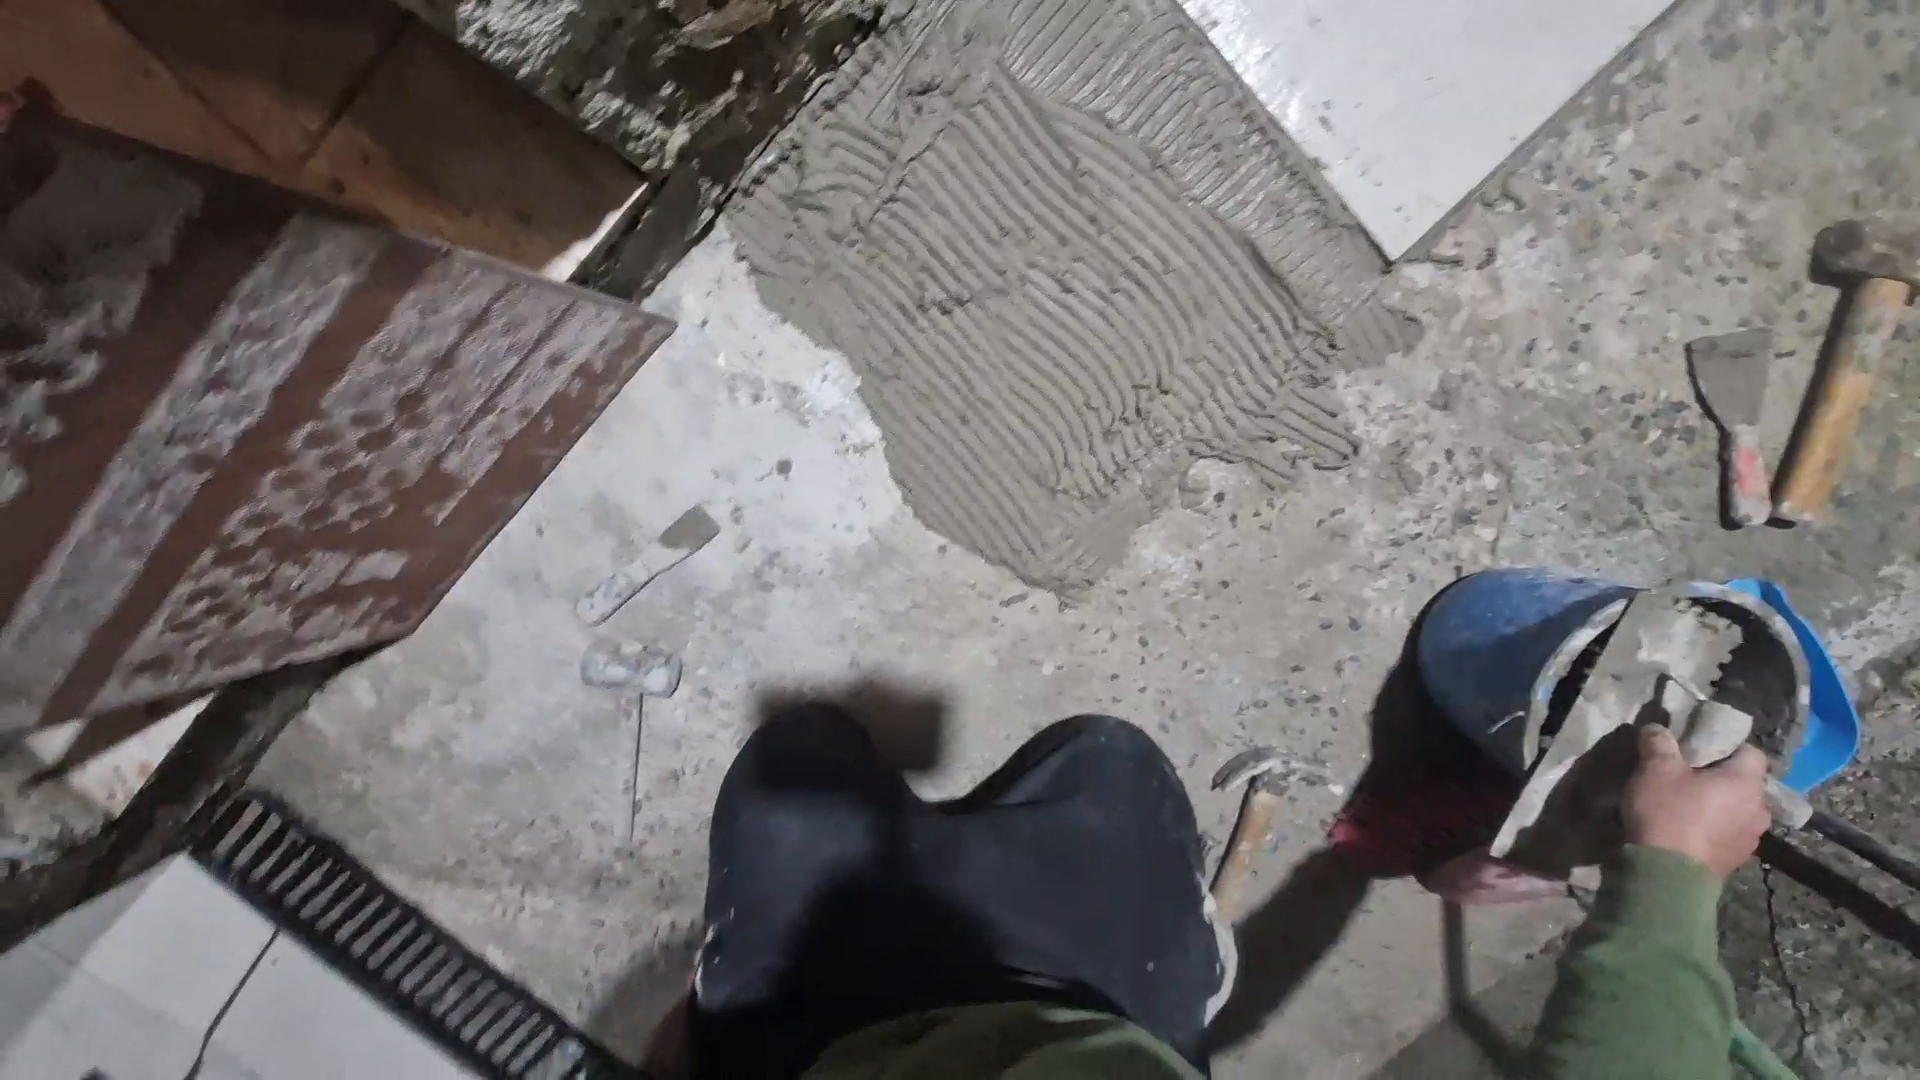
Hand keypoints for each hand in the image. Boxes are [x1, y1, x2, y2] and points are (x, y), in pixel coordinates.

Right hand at [1624, 725, 1770, 877]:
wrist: (1670, 870)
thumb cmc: (1668, 810)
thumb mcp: (1654, 768)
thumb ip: (1658, 744)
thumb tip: (1658, 729)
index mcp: (1746, 783)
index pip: (1752, 753)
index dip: (1728, 745)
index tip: (1699, 746)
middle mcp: (1760, 808)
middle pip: (1745, 782)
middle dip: (1718, 776)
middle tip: (1685, 774)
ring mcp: (1754, 836)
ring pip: (1738, 808)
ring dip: (1718, 802)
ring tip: (1685, 803)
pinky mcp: (1739, 856)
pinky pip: (1730, 830)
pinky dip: (1713, 824)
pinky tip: (1688, 827)